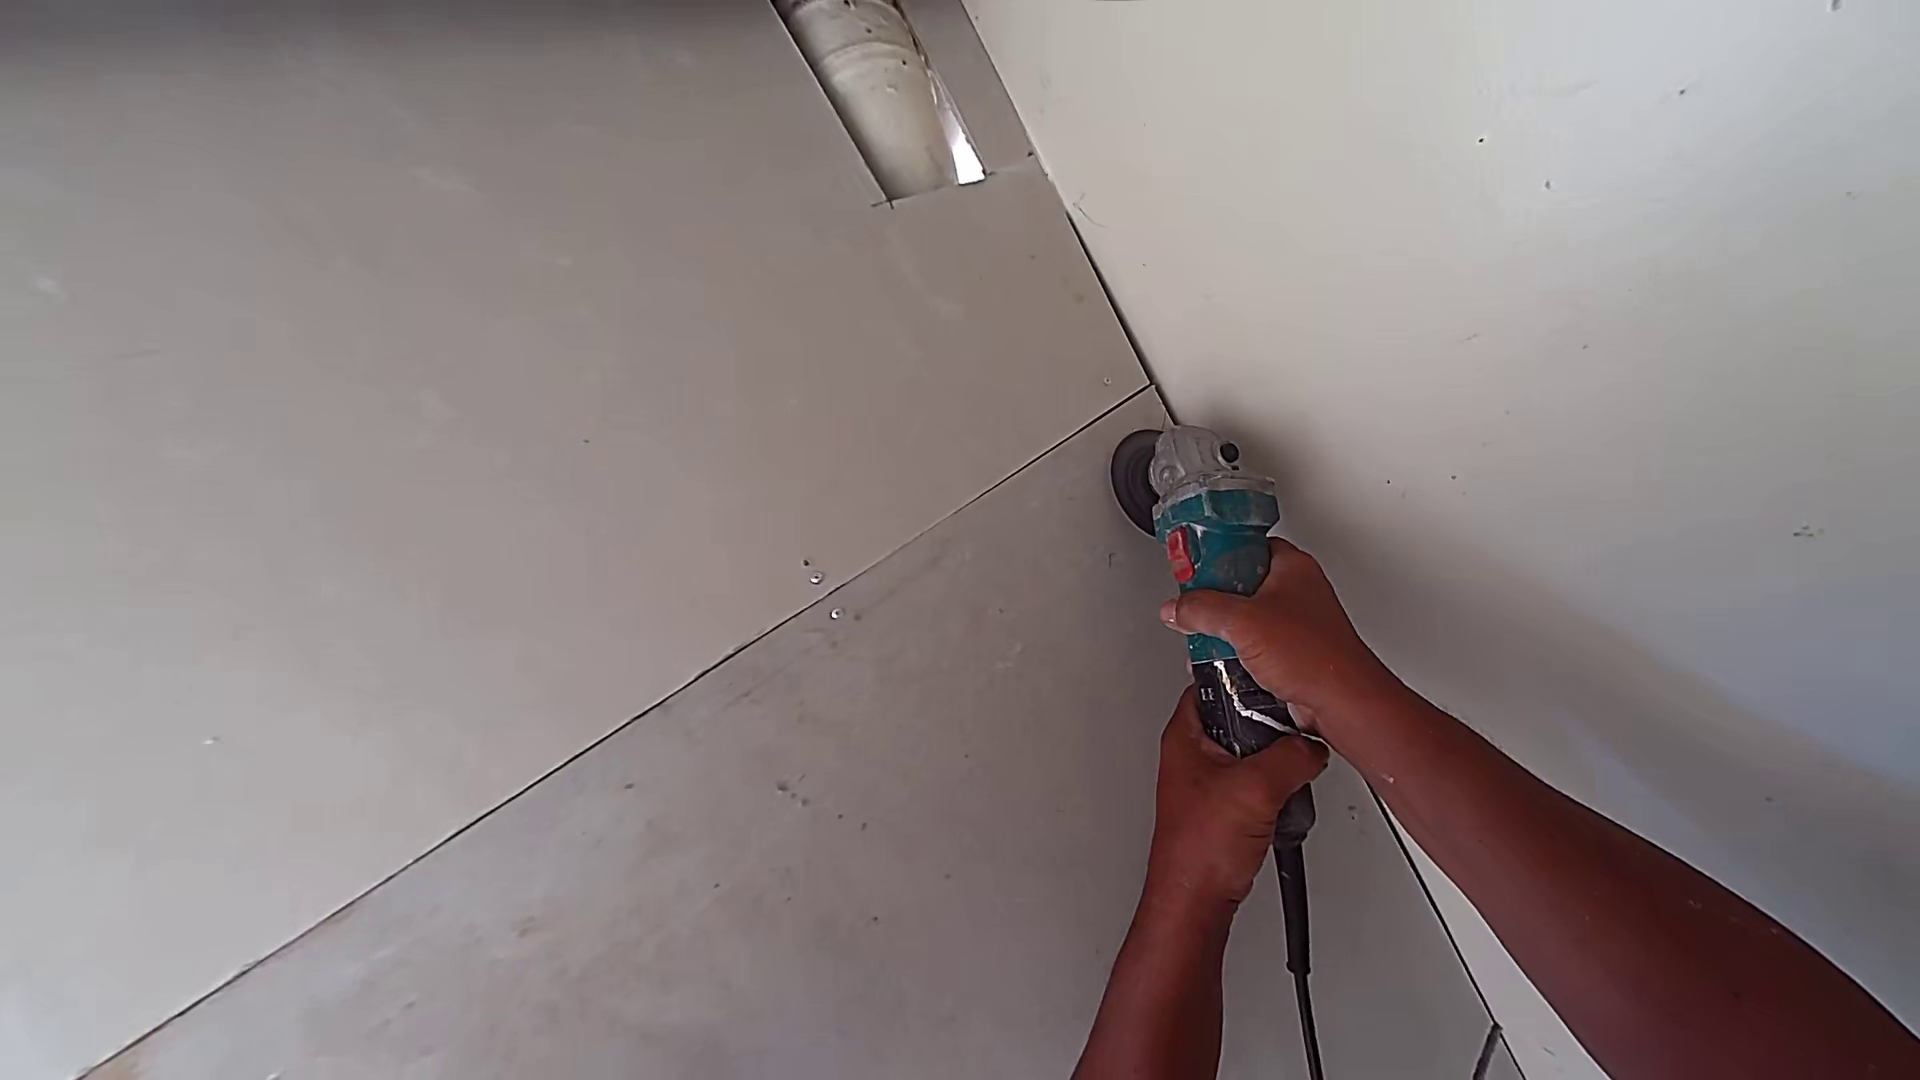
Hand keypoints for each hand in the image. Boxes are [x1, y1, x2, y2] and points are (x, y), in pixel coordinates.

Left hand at [1144, 687, 1327, 909]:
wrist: (1197, 897)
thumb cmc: (1200, 846)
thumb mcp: (1256, 788)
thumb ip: (1290, 758)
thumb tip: (1310, 747)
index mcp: (1184, 737)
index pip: (1205, 687)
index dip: (1233, 678)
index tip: (1262, 676)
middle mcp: (1190, 754)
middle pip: (1230, 718)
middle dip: (1262, 722)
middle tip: (1288, 725)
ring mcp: (1205, 780)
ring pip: (1244, 751)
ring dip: (1271, 757)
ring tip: (1290, 764)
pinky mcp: (1221, 804)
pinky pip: (1252, 780)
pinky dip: (1271, 783)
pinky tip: (1284, 795)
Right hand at [1158, 538, 1397, 737]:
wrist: (1341, 705)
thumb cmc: (1316, 657)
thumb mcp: (1242, 621)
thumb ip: (1201, 609)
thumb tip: (1176, 608)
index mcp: (1292, 567)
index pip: (1246, 544)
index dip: (1216, 551)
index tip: (1192, 562)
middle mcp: (1296, 590)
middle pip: (1241, 581)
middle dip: (1214, 596)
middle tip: (1196, 601)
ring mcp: (1294, 621)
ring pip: (1245, 614)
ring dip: (1222, 626)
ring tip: (1206, 634)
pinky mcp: (1290, 650)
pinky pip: (1251, 641)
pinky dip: (1234, 649)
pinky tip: (1223, 658)